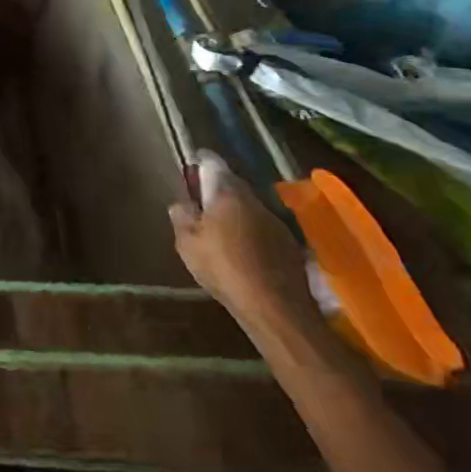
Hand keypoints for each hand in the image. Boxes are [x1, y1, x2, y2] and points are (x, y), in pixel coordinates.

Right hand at [170, 152, 312, 324]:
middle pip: (234, 185)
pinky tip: (243, 253)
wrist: (275, 308)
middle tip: (201, 204)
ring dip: (235, 213)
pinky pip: (263, 229)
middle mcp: (255, 201)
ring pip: (250, 208)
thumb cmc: (223, 268)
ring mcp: (276, 223)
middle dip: (218, 190)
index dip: (200, 163)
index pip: (213, 163)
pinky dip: (251, 233)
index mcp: (228, 193)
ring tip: (220, 232)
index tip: (191, 169)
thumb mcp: (187, 244)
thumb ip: (182, 218)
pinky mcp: (289, 246)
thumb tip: (181, 203)